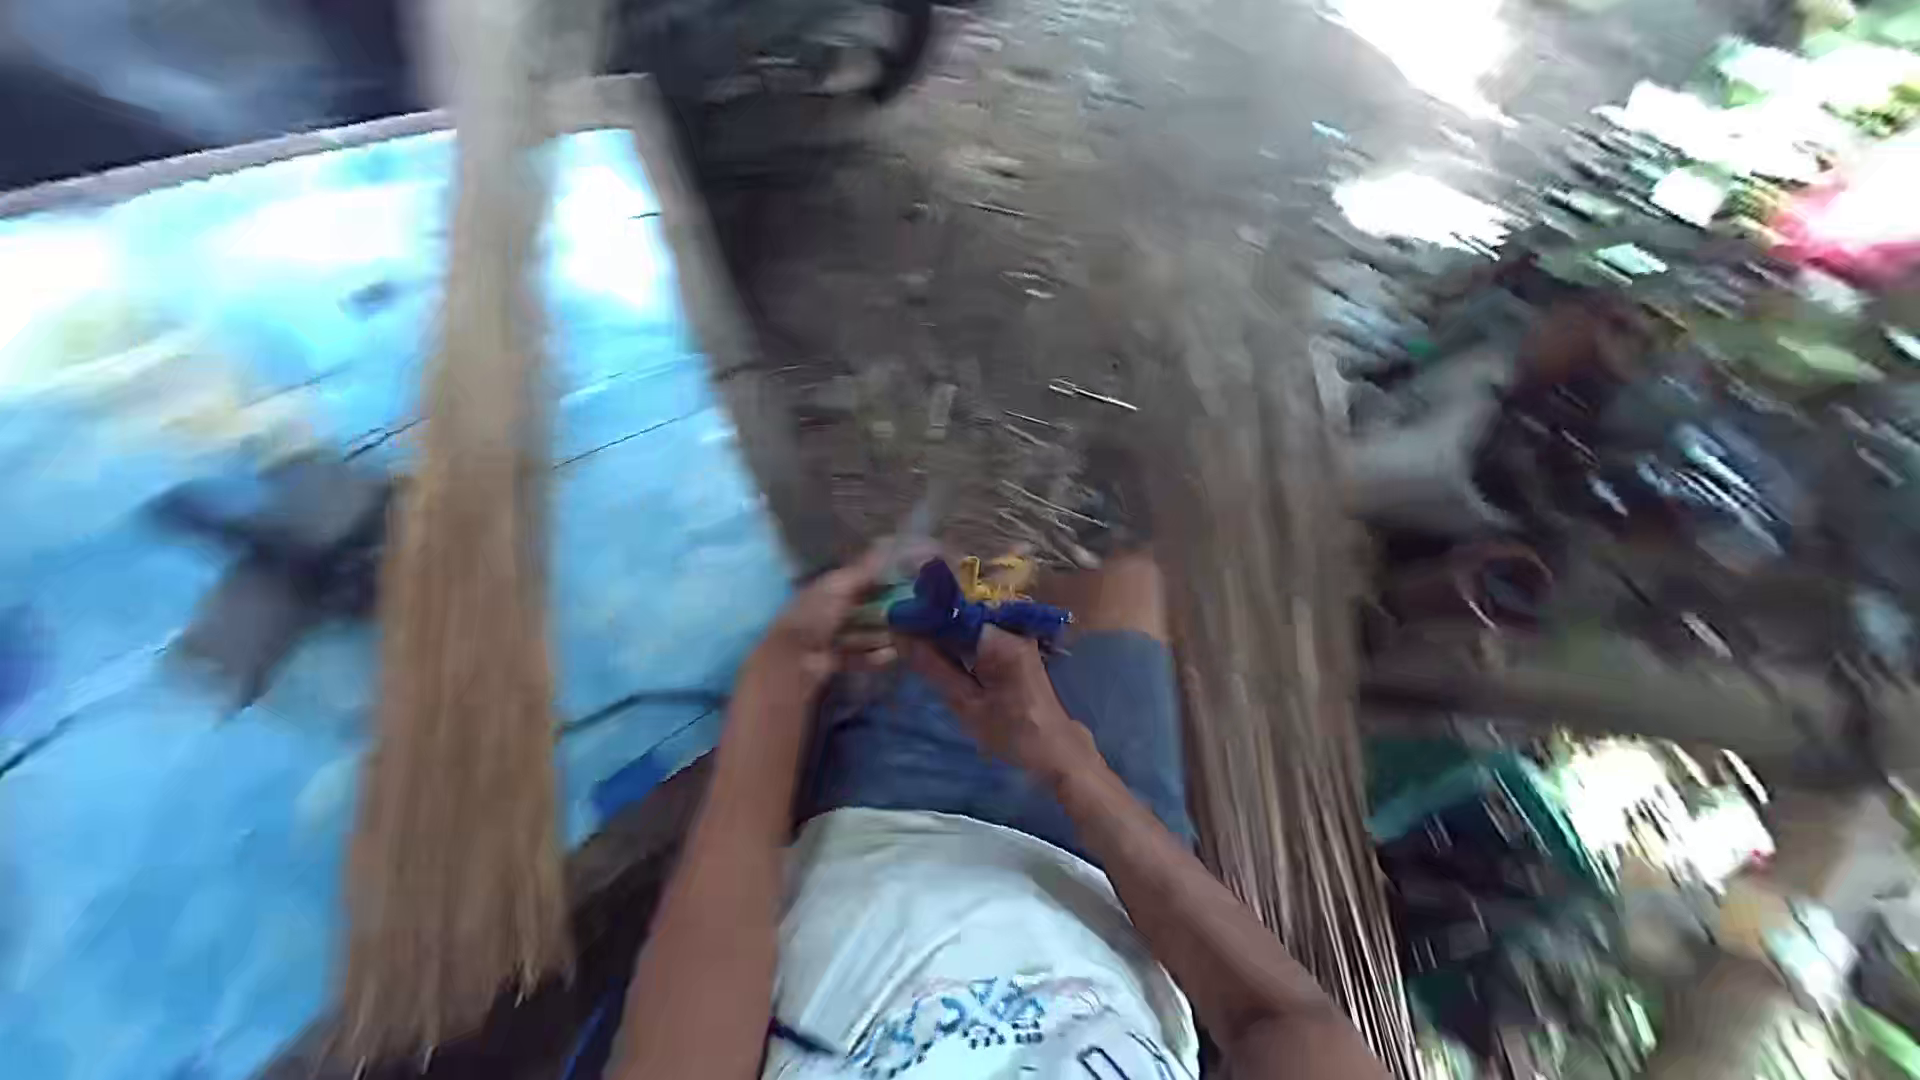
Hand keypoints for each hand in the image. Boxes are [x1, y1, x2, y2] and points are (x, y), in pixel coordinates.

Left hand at [741, 548, 895, 698]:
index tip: (906, 581)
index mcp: (826, 589)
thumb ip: (864, 569)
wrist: (793, 658)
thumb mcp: (840, 586)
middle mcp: (828, 612)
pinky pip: (859, 656)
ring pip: (863, 634)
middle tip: (912, 612)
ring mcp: (831, 637)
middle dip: (885, 611)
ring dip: (882, 635)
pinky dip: (874, 656)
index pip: (857, 581)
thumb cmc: (816, 615)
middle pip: (862, 609)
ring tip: (907, 636)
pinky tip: (893, 655)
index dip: (880, 580)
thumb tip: (887, 542)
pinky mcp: (835, 660)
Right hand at [901, 625, 1096, 781]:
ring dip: (944, 630)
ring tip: (915, 641)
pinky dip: (959, 639)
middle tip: (901, 633)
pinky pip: (980, 632)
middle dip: (933, 620)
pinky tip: (940, 651)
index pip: (955, 611)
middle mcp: (1012, 627)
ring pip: (970, 621)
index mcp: (1001, 640)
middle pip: (963, 612)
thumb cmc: (1012, 732)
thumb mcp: (965, 704)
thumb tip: (900, 634)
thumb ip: (933, 666)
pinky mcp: (1015, 644)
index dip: (925, 612)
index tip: (897, 621)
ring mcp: (1016, 634)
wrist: (1055, 748)